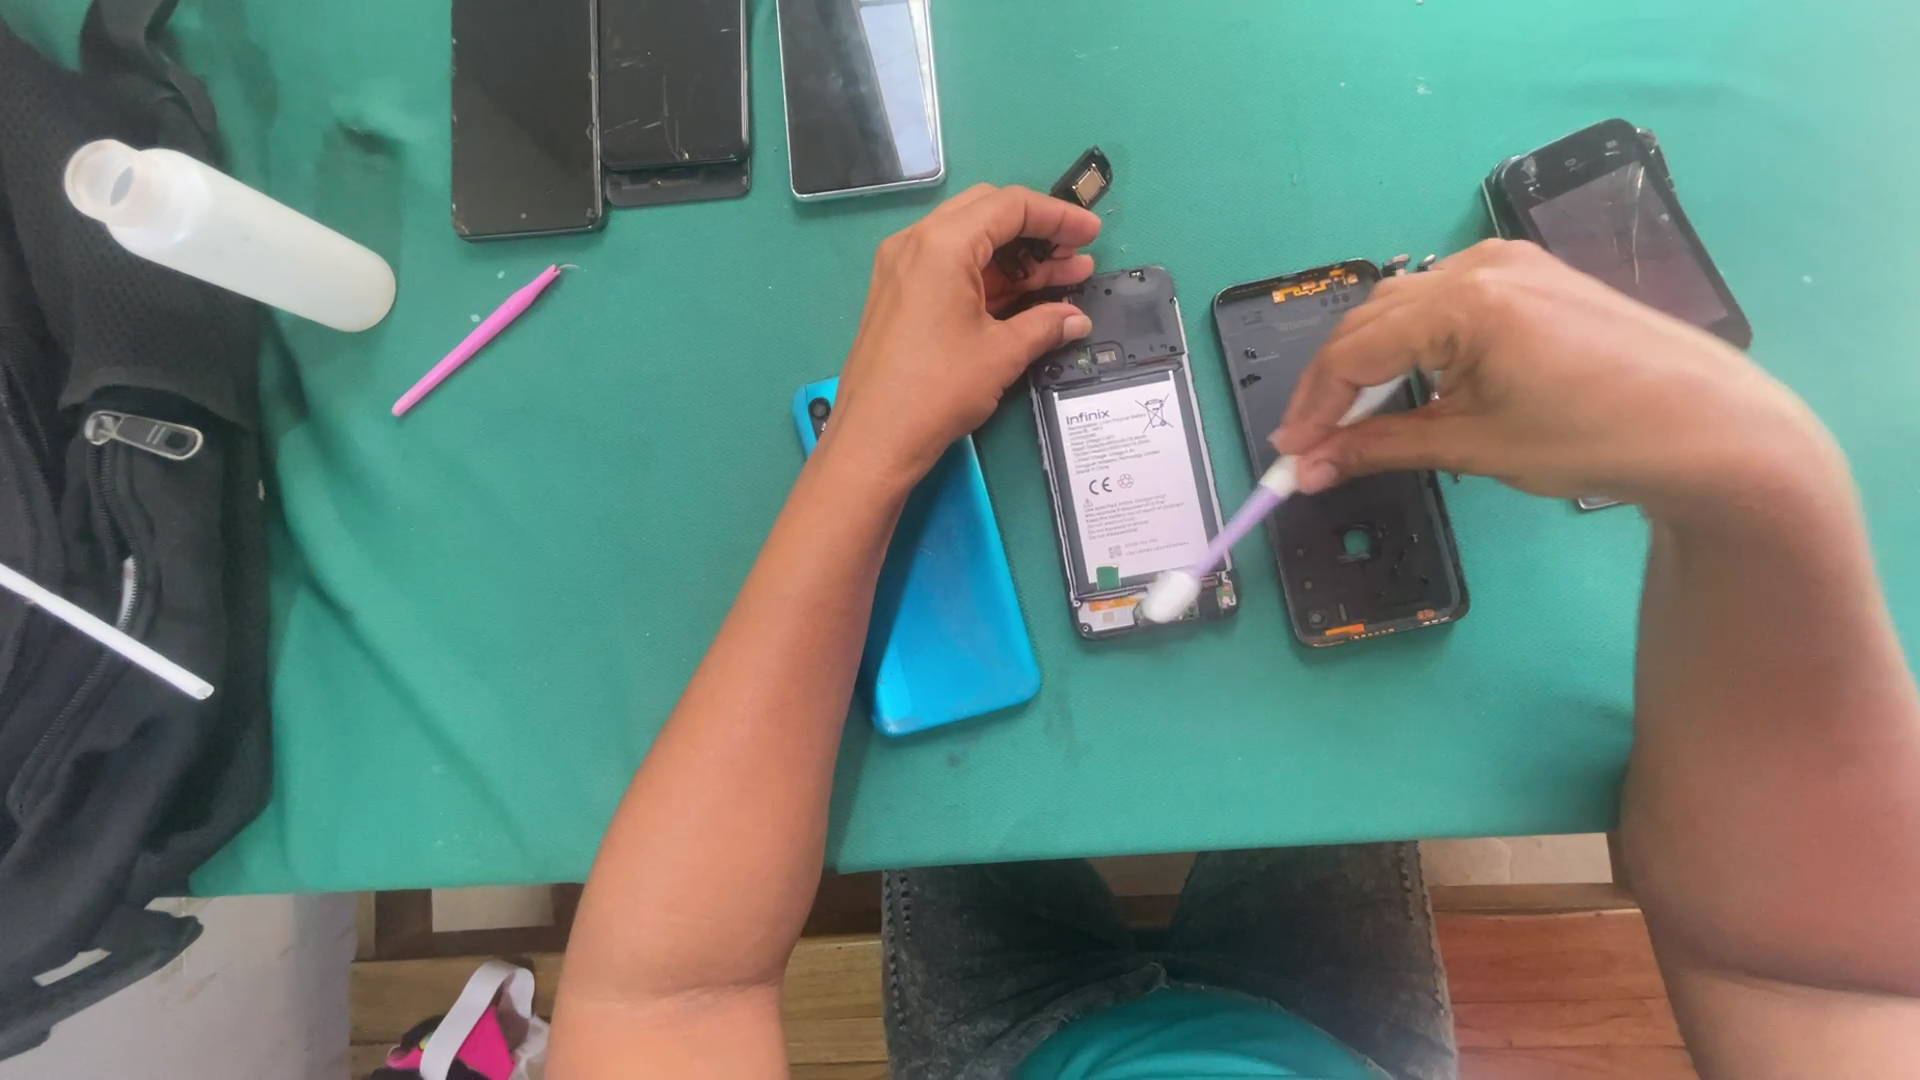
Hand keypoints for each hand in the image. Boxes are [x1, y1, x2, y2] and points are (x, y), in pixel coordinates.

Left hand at [821, 184, 1101, 488]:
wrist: (875, 438)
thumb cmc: (938, 390)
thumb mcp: (1000, 354)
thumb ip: (1044, 325)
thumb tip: (1076, 319)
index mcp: (942, 243)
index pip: (1009, 206)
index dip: (1058, 216)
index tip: (1092, 233)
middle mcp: (916, 243)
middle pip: (987, 214)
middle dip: (1036, 233)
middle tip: (1074, 257)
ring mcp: (903, 269)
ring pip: (969, 244)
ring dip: (1016, 259)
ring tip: (1063, 279)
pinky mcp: (899, 296)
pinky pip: (950, 270)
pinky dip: (988, 279)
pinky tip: (1024, 298)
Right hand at [1273, 240, 1843, 522]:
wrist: (1712, 426)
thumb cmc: (1590, 438)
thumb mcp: (1469, 446)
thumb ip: (1376, 448)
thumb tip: (1306, 471)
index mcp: (1467, 304)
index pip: (1353, 352)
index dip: (1311, 407)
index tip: (1288, 454)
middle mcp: (1478, 266)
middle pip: (1366, 324)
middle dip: (1329, 385)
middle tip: (1310, 441)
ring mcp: (1505, 263)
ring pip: (1395, 308)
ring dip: (1362, 361)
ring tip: (1349, 415)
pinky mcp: (1524, 275)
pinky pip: (1433, 301)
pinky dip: (1401, 342)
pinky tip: (1403, 378)